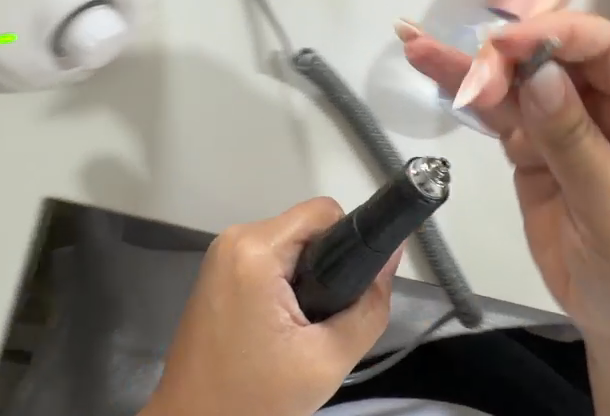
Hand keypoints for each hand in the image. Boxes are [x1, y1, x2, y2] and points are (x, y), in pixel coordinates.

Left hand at [145, 198, 396, 415]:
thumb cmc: (253, 398)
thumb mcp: (326, 360)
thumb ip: (368, 307)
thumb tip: (392, 256)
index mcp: (255, 248)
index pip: (322, 212)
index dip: (349, 241)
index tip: (354, 284)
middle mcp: (234, 238)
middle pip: (305, 229)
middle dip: (327, 267)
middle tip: (326, 319)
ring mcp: (222, 253)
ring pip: (288, 245)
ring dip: (306, 277)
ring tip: (305, 328)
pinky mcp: (217, 271)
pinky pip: (267, 259)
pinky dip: (284, 283)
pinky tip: (283, 326)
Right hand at [402, 14, 609, 352]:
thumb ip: (577, 144)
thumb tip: (538, 74)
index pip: (606, 51)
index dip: (556, 36)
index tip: (504, 46)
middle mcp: (608, 110)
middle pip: (553, 58)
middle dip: (507, 54)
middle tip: (467, 68)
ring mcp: (566, 128)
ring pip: (517, 82)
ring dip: (470, 65)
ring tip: (418, 44)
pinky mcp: (532, 151)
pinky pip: (498, 114)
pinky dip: (465, 93)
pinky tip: (431, 67)